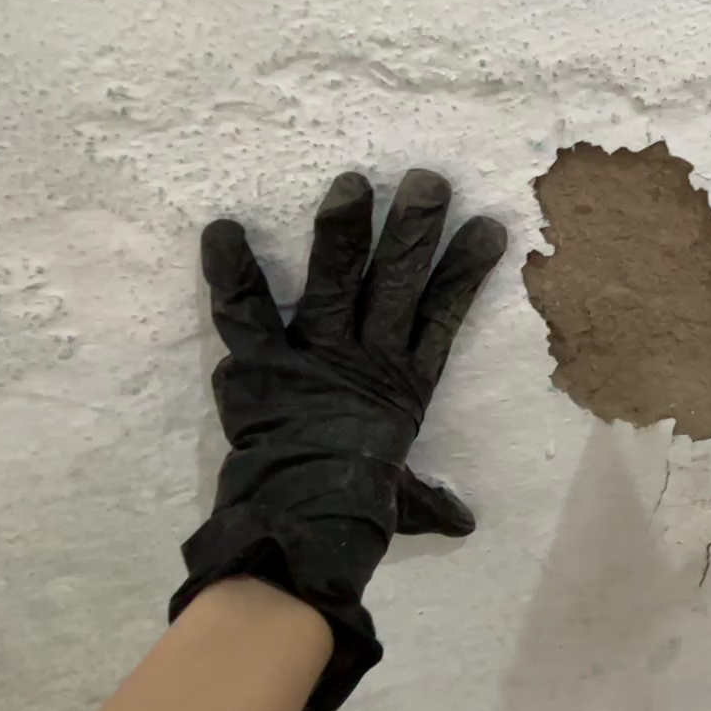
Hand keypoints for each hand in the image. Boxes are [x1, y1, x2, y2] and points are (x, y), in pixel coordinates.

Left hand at [172, 169, 505, 710]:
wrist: (300, 529)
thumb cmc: (361, 508)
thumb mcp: (407, 500)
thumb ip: (432, 499)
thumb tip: (464, 524)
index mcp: (408, 380)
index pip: (445, 312)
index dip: (467, 270)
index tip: (488, 228)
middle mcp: (369, 355)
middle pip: (398, 282)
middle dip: (413, 231)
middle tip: (428, 182)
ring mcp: (316, 354)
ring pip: (336, 282)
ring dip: (344, 233)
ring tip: (352, 182)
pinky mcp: (263, 363)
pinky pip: (246, 312)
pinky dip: (232, 273)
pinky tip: (222, 227)